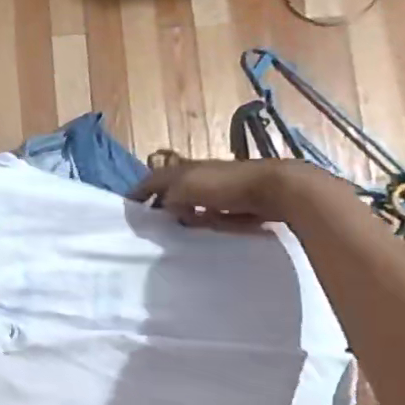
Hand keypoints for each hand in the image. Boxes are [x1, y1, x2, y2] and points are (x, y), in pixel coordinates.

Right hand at [130, 157, 334, 226]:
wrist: (277, 190)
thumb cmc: (225, 186)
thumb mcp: (185, 187)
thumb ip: (167, 197)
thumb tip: (161, 208)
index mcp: (183, 170)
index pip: (153, 180)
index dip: (139, 193)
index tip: (128, 210)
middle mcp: (199, 177)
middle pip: (172, 191)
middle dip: (160, 204)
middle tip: (149, 224)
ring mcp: (219, 190)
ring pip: (191, 204)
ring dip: (182, 215)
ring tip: (172, 233)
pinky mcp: (238, 205)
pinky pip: (212, 215)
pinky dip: (204, 222)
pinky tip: (202, 234)